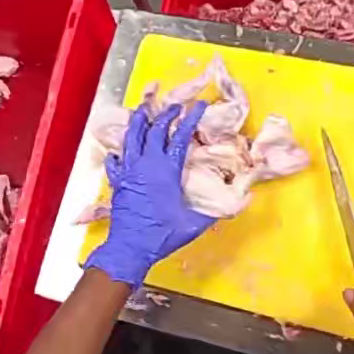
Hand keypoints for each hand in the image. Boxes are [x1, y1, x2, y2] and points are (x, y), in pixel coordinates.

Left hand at [85, 102, 214, 286]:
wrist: (130, 247)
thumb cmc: (162, 235)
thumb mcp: (193, 224)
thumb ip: (214, 212)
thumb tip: (239, 203)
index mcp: (167, 171)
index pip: (181, 137)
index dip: (191, 119)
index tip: (198, 106)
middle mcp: (146, 165)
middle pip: (155, 130)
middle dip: (166, 114)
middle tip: (174, 106)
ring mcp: (129, 172)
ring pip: (132, 138)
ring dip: (139, 122)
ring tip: (144, 110)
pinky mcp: (117, 182)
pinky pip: (114, 162)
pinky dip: (117, 153)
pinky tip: (118, 151)